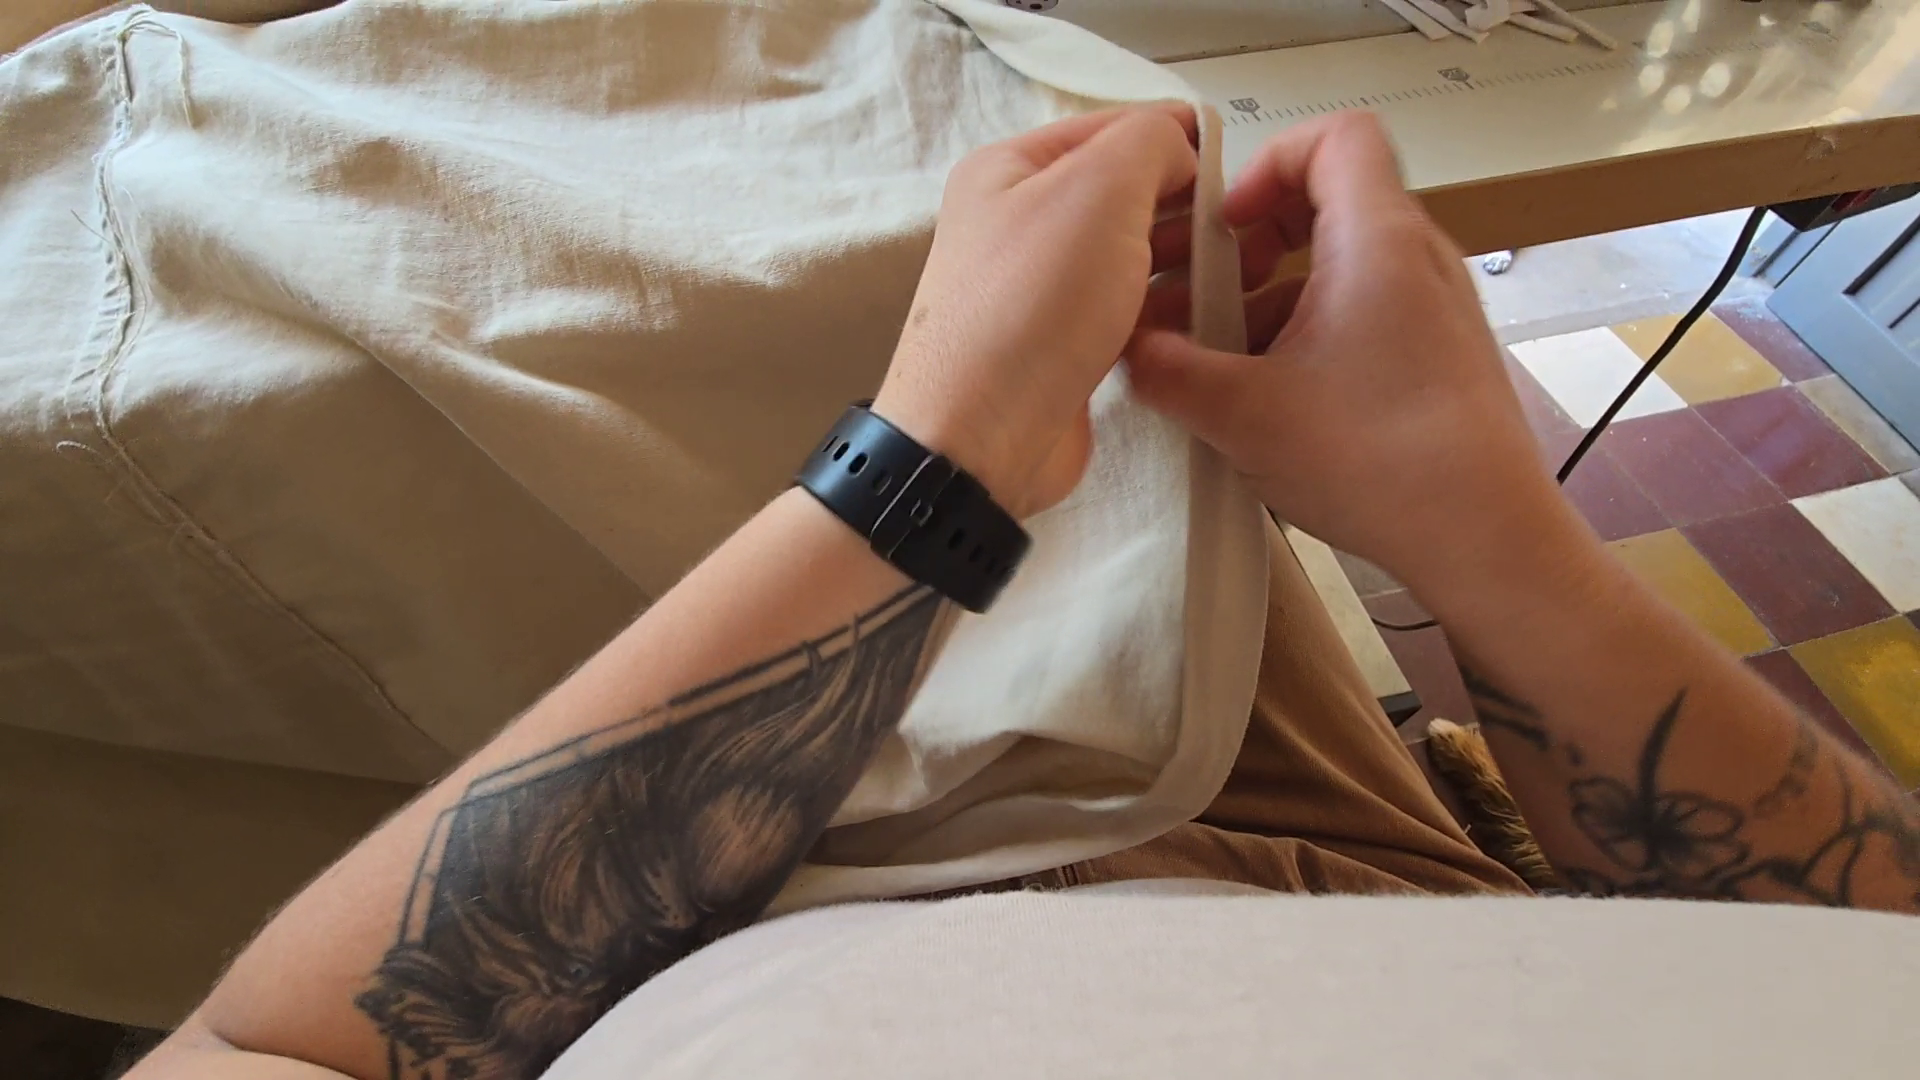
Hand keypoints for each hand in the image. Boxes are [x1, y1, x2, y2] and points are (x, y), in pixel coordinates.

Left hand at [872, 103, 1198, 517]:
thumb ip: (1149, 144)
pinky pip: (1120, 314)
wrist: (986, 435)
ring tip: (1236, 272)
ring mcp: (1037, 295)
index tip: (1234, 162)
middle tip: (1241, 226)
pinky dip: (1159, 311)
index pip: (1109, 129)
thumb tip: (1175, 156)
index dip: (1175, 136)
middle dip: (1183, 205)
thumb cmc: (1036, 302)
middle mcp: (1016, 228)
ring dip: (1179, 261)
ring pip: (1124, 260)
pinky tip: (1201, 315)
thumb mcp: (1098, 189)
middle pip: (1119, 198)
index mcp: (1008, 171)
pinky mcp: (1058, 350)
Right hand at [1126, 112, 1586, 594]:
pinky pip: (1355, 315)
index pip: (1333, 137)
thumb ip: (1167, 373)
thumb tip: (1125, 351)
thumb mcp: (1240, 414)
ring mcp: (1427, 309)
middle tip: (1207, 295)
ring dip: (1267, 302)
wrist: (1477, 535)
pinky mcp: (1429, 355)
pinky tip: (1266, 399)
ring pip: (1335, 269)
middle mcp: (1412, 260)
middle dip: (1250, 244)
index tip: (1223, 230)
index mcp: (1375, 242)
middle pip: (1327, 203)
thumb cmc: (1368, 457)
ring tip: (1222, 364)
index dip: (1265, 165)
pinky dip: (1301, 336)